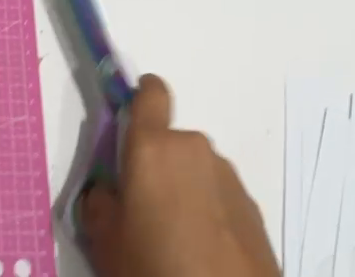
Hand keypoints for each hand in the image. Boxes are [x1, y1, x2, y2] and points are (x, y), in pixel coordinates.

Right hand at [78, 75, 279, 276]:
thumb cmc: (154, 270)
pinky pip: (220, 200)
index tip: (134, 112)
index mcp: (153, 147)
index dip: (142, 94)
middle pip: (170, 144)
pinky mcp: (254, 211)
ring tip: (178, 244)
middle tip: (145, 214)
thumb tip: (109, 191)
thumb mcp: (104, 242)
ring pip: (197, 173)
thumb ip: (100, 204)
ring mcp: (229, 180)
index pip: (151, 94)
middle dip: (158, 169)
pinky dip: (211, 218)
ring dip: (186, 194)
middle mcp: (194, 150)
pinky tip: (205, 258)